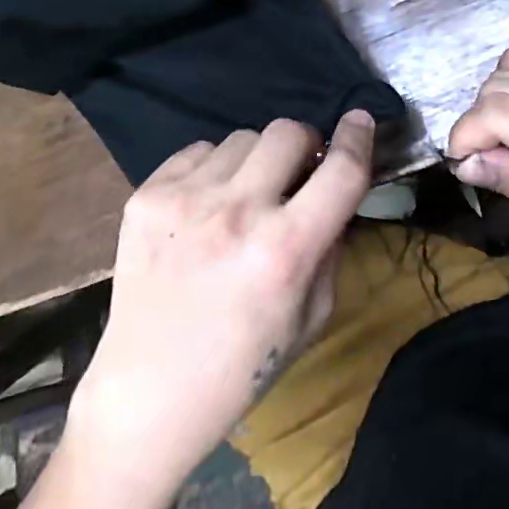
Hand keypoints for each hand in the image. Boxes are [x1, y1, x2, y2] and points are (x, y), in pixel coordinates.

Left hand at [58, 112, 374, 508]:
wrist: (150, 387)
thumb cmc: (242, 364)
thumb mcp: (310, 316)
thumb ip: (330, 247)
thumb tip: (334, 192)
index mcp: (285, 250)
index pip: (340, 170)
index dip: (358, 138)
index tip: (360, 121)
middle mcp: (237, 211)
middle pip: (287, 131)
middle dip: (304, 145)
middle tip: (297, 172)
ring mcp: (186, 198)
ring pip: (241, 137)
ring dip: (256, 160)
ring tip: (244, 197)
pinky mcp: (148, 195)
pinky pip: (197, 151)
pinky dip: (213, 169)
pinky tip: (205, 206)